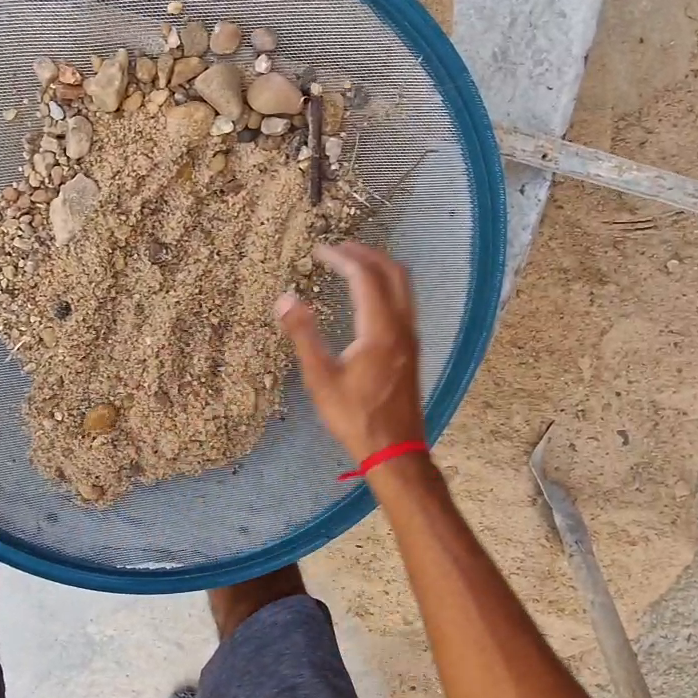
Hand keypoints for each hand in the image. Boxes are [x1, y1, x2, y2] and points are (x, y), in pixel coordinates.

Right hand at [275, 243, 426, 463]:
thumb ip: (304, 335)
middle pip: (392, 272)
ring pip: (404, 286)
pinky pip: (405, 302)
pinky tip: (367, 299)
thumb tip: (285, 298)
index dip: (341, 258)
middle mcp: (402, 326)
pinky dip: (387, 286)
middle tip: (338, 249)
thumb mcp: (321, 378)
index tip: (319, 250)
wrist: (394, 449)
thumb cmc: (354, 417)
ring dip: (379, 268)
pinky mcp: (412, 349)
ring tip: (352, 265)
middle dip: (365, 254)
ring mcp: (411, 338)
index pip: (364, 277)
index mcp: (380, 329)